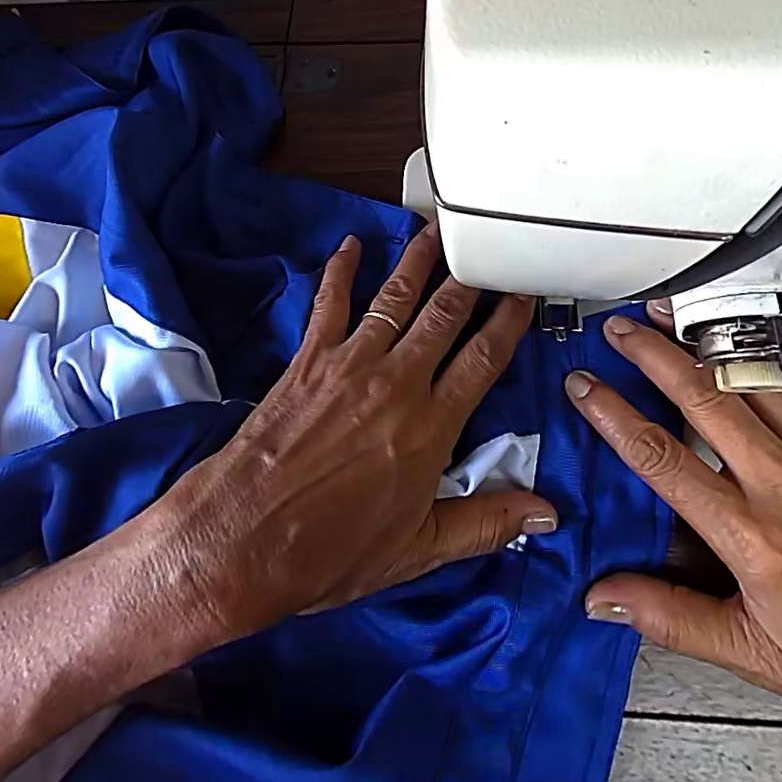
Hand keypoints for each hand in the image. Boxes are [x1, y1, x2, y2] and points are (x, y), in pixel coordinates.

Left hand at [137, 226, 553, 641]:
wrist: (234, 547)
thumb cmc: (331, 550)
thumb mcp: (421, 547)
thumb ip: (488, 522)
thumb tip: (548, 515)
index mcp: (432, 424)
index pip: (486, 357)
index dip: (511, 320)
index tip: (525, 294)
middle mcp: (397, 383)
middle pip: (446, 314)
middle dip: (472, 278)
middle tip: (488, 248)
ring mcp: (351, 366)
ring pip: (396, 298)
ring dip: (420, 261)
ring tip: (437, 231)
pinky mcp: (309, 362)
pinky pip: (330, 305)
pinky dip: (341, 272)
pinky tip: (351, 247)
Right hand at [565, 310, 781, 781]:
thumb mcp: (759, 656)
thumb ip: (675, 617)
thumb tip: (611, 599)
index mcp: (753, 537)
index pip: (662, 459)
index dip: (613, 417)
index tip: (587, 388)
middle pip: (703, 398)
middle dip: (653, 354)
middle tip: (623, 328)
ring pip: (755, 379)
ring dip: (710, 341)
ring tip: (678, 315)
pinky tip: (764, 340)